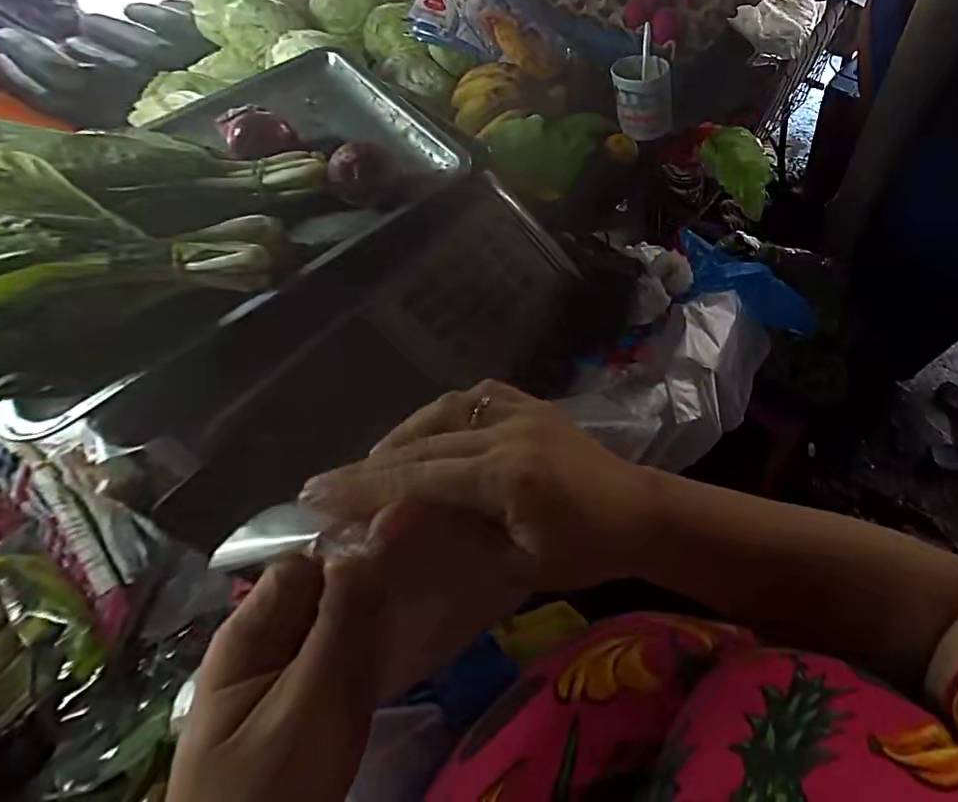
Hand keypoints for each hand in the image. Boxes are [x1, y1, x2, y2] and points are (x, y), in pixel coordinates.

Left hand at [169, 502, 530, 801]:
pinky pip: (342, 656)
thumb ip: (341, 623)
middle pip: (321, 589)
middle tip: (422, 586)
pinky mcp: (305, 703)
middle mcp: (263, 645)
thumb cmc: (271, 794)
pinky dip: (371, 648)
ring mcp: (284, 676)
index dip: (350, 556)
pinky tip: (403, 651)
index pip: (303, 564)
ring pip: (336, 622)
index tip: (403, 556)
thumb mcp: (310, 704)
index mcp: (248, 635)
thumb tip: (368, 541)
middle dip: (368, 585)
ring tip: (420, 611)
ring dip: (374, 617)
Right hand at [301, 380, 659, 592]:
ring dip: (405, 432)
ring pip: (446, 410)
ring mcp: (524, 410)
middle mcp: (509, 430)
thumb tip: (400, 522)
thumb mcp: (520, 563)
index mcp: (507, 474)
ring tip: (375, 459)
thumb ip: (459, 536)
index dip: (365, 487)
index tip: (316, 494)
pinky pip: (479, 395)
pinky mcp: (535, 404)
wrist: (641, 511)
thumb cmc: (587, 550)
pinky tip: (431, 427)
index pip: (420, 477)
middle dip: (371, 464)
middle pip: (426, 443)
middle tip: (327, 480)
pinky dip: (446, 411)